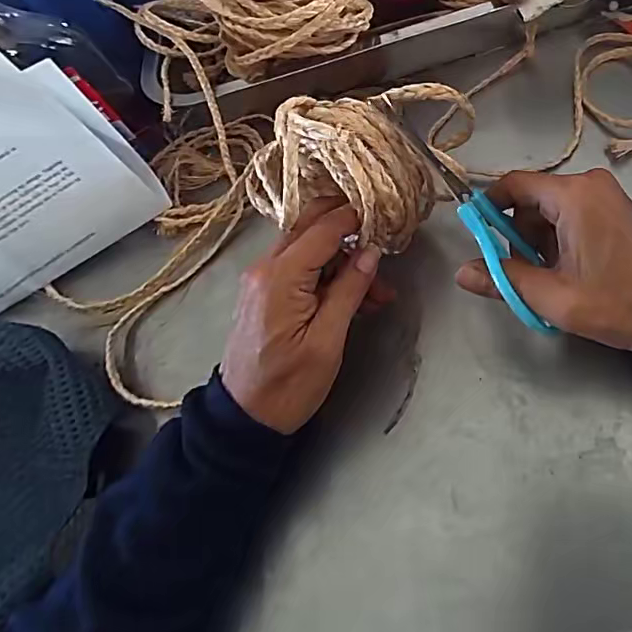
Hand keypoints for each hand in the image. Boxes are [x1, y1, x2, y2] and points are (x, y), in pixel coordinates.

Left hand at [221, 199, 390, 433]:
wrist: (243, 419)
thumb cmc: (288, 385)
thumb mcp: (327, 341)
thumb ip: (349, 290)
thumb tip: (371, 251)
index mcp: (280, 277)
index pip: (324, 228)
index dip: (357, 216)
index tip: (387, 212)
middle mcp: (266, 267)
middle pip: (311, 224)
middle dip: (351, 227)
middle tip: (384, 234)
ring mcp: (263, 278)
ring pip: (311, 246)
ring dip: (346, 258)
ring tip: (379, 292)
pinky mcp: (267, 290)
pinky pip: (303, 266)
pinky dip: (331, 272)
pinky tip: (357, 297)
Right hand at [454, 169, 631, 349]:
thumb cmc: (616, 300)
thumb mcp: (554, 297)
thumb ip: (504, 280)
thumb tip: (463, 272)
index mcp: (572, 196)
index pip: (514, 184)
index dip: (489, 207)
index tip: (478, 235)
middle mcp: (588, 184)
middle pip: (532, 200)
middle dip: (521, 236)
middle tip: (529, 272)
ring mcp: (604, 193)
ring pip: (551, 209)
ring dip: (542, 240)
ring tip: (555, 276)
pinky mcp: (614, 206)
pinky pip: (572, 212)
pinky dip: (562, 237)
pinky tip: (572, 268)